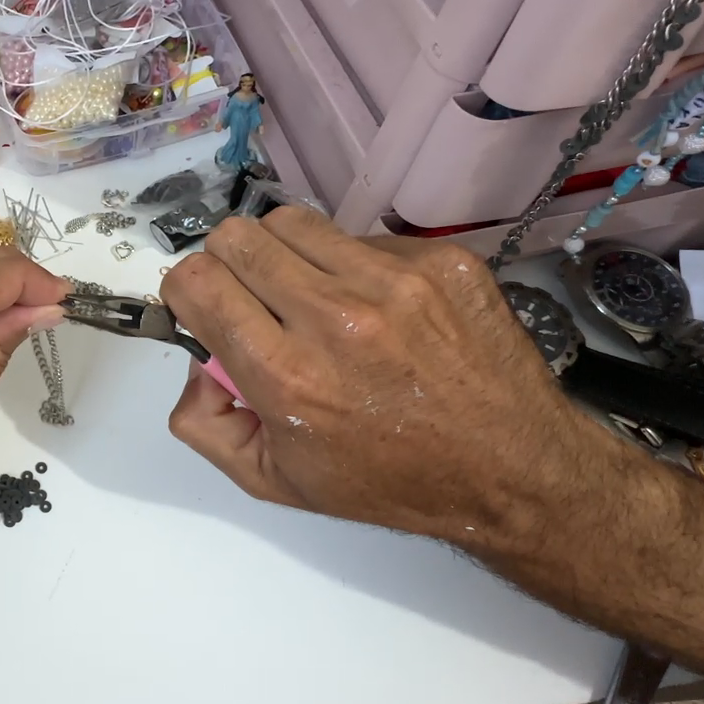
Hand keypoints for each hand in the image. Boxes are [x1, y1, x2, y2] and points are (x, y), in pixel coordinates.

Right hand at [159, 205, 588, 546]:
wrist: (517, 471)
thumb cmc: (385, 481)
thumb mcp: (270, 480)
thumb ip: (203, 422)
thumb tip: (195, 358)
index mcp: (286, 375)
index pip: (196, 282)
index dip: (186, 292)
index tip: (205, 310)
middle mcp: (335, 317)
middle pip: (234, 238)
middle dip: (225, 266)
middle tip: (252, 300)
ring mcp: (393, 281)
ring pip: (289, 222)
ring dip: (281, 255)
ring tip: (307, 294)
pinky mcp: (440, 261)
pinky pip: (357, 236)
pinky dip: (346, 265)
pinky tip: (372, 305)